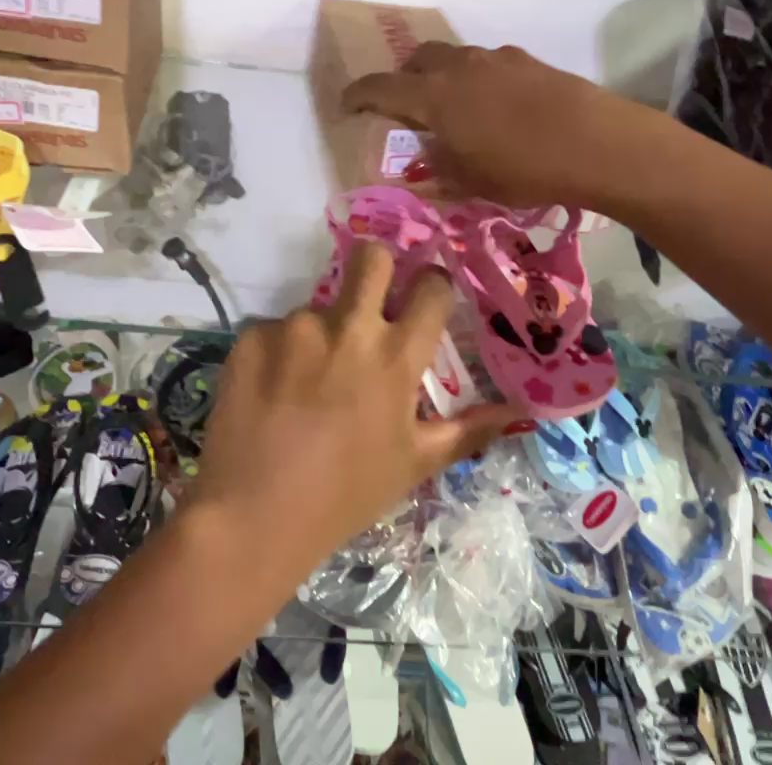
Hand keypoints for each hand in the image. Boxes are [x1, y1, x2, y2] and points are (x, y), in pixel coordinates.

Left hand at [191, 243, 515, 569]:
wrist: (254, 515)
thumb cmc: (346, 493)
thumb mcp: (415, 464)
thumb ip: (469, 429)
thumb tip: (520, 409)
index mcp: (396, 356)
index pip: (431, 286)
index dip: (433, 286)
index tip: (424, 300)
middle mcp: (348, 327)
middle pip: (371, 257)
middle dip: (377, 267)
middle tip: (370, 299)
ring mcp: (294, 328)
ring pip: (317, 306)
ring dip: (320, 334)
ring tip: (306, 386)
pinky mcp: (251, 336)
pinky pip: (273, 331)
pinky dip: (277, 355)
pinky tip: (270, 395)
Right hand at [341, 41, 645, 209]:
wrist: (597, 144)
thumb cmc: (523, 170)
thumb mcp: (469, 182)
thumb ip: (438, 168)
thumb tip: (426, 160)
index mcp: (433, 96)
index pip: (380, 87)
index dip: (358, 96)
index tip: (348, 106)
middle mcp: (459, 67)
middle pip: (417, 60)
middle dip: (403, 79)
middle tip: (406, 108)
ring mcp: (496, 59)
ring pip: (454, 59)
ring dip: (443, 79)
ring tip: (455, 113)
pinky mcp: (529, 62)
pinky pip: (488, 66)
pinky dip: (478, 82)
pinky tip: (498, 111)